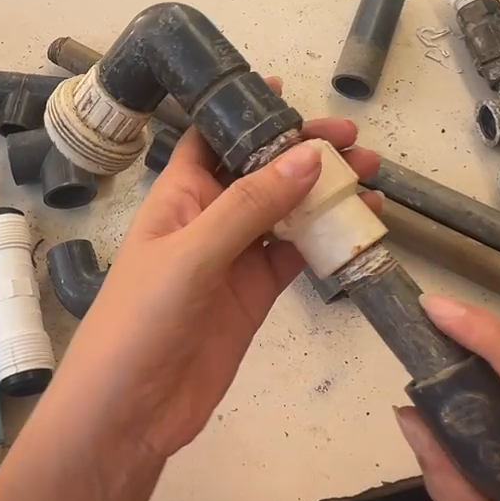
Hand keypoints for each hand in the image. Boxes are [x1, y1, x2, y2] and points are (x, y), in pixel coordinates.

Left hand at [51, 103, 379, 462]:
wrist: (131, 409)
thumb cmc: (143, 317)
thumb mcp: (193, 253)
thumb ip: (251, 206)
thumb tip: (308, 155)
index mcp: (178, 193)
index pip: (211, 137)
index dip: (243, 111)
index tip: (286, 91)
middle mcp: (207, 216)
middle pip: (258, 169)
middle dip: (300, 150)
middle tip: (351, 137)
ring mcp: (233, 256)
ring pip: (284, 210)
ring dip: (321, 191)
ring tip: (368, 173)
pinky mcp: (254, 294)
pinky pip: (294, 255)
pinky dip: (325, 239)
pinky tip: (359, 224)